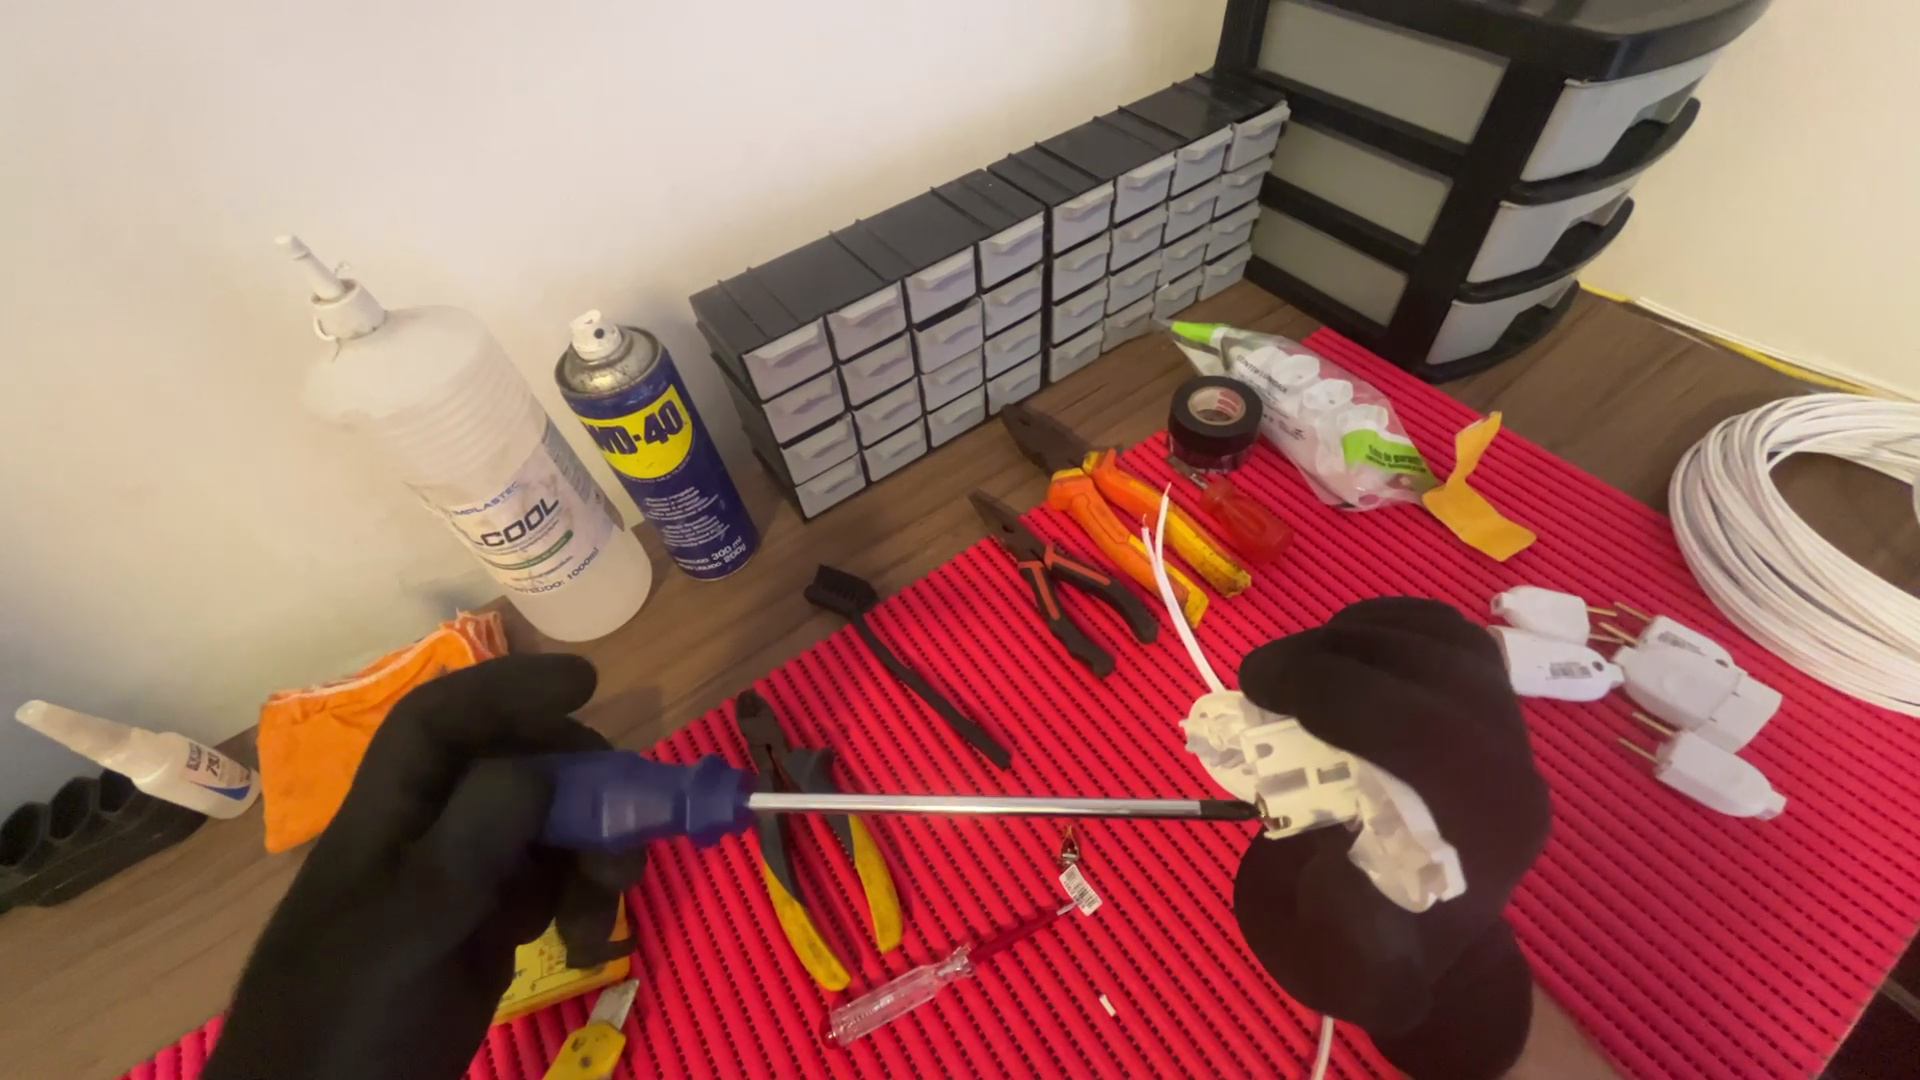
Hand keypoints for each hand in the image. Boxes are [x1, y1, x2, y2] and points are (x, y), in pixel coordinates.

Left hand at [206, 654, 646, 1079]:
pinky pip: (562, 873)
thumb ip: (471, 840)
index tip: (586, 684)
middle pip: (522, 764)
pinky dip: (589, 896)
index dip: (508, 686)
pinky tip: (589, 938)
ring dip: (598, 849)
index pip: (441, 720)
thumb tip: (540, 766)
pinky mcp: (497, 913)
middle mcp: (434, 829)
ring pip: (555, 819)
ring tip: (613, 897)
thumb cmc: (348, 1023)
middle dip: (585, 787)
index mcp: (390, 815)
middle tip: (629, 821)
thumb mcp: (409, 929)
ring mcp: (469, 872)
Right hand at [1231, 599, 1549, 1076]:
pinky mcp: (1482, 698)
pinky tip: (1335, 646)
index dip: (1332, 692)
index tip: (1254, 689)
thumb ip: (1349, 919)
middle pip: (1434, 671)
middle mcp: (1508, 771)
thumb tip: (1338, 838)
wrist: (1414, 929)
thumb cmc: (1368, 940)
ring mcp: (1503, 726)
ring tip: (1293, 664)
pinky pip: (1444, 630)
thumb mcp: (1345, 959)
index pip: (1424, 732)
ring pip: (1444, 640)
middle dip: (1328, 656)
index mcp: (1479, 835)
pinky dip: (1383, 621)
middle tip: (1256, 675)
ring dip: (1353, 634)